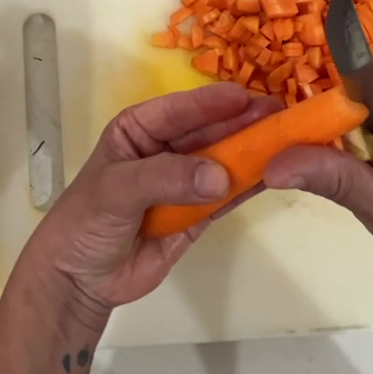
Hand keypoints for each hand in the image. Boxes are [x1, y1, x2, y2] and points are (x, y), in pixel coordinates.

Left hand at [17, 83, 281, 325]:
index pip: (178, 110)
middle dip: (241, 122)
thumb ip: (165, 178)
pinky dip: (249, 185)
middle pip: (207, 131)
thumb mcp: (117, 190)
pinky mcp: (197, 213)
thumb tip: (220, 175)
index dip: (211, 102)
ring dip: (252, 151)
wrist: (81, 277)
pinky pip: (227, 195)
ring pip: (223, 160)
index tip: (246, 97)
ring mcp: (183, 181)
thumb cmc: (87, 220)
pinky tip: (276, 175)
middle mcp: (164, 148)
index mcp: (138, 129)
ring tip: (290, 140)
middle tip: (281, 115)